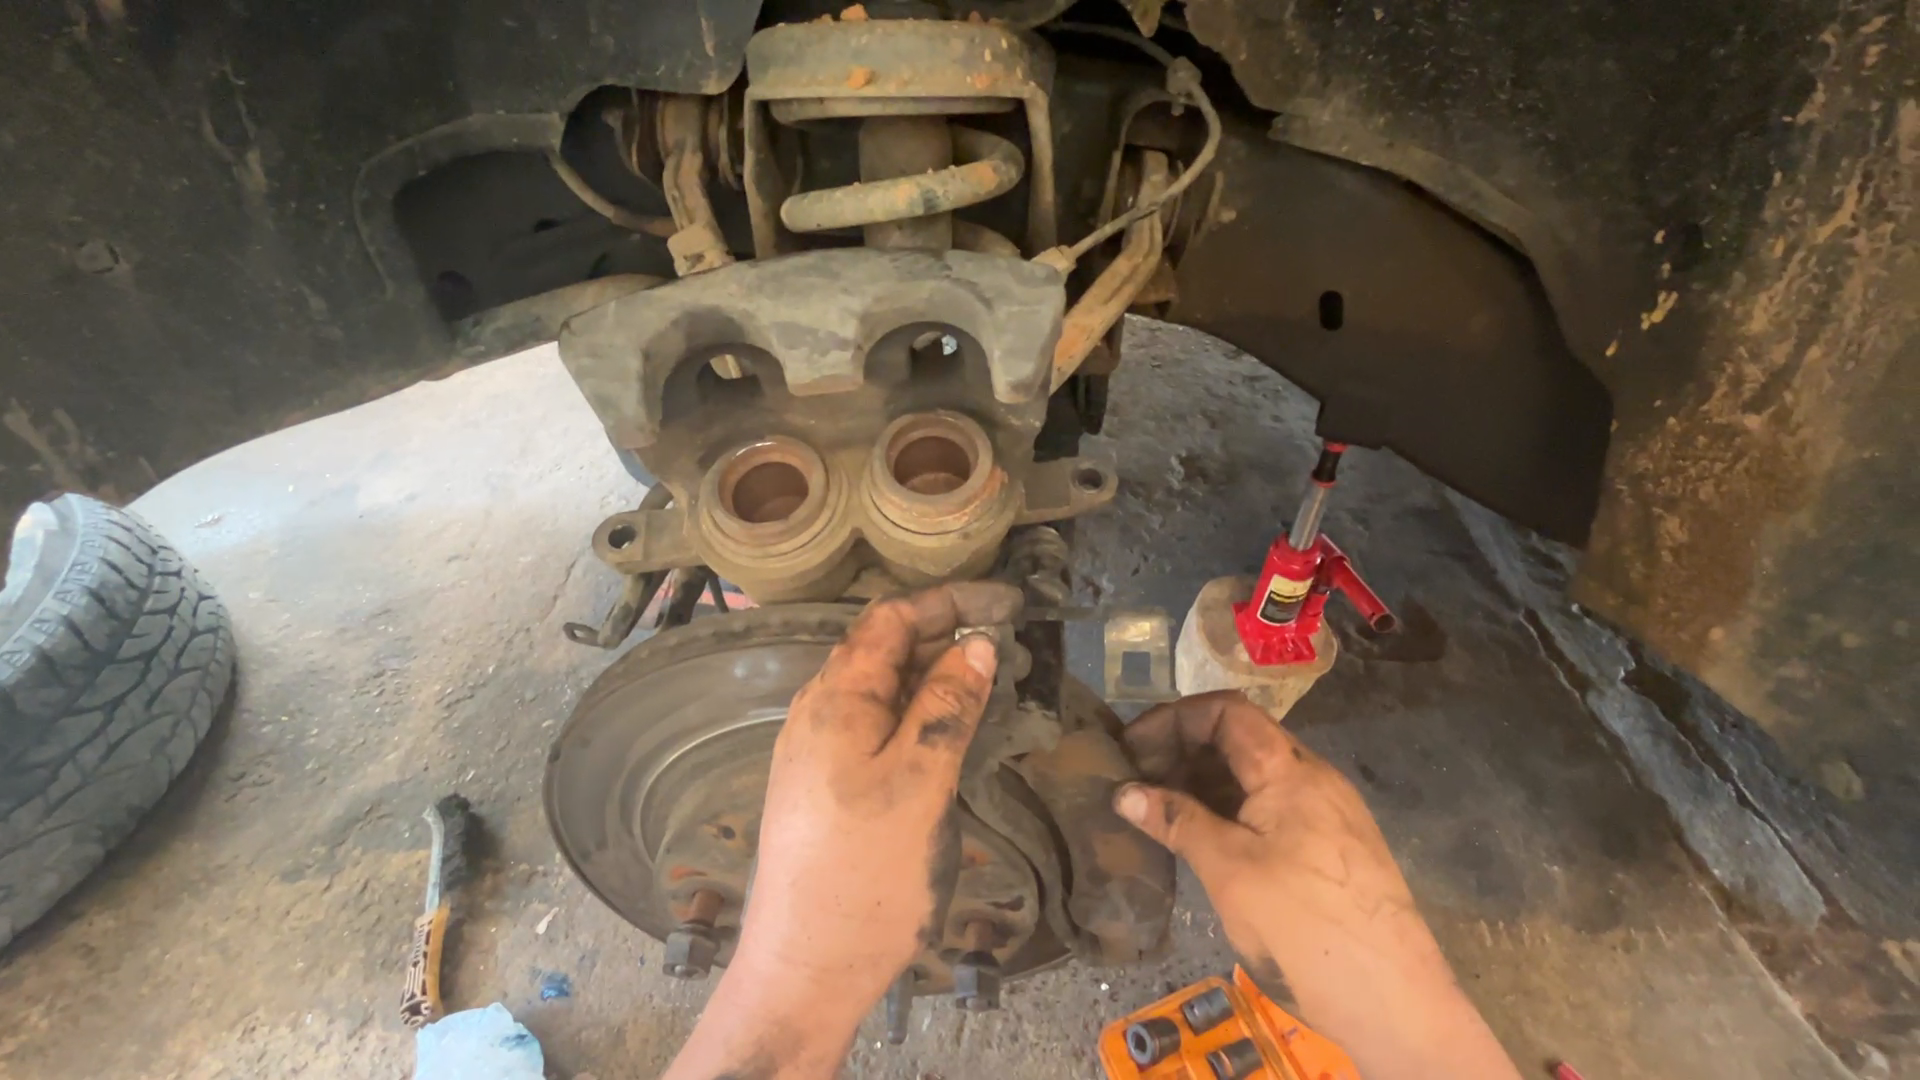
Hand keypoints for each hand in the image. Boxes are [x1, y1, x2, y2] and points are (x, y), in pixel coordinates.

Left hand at [666, 582, 1018, 1079]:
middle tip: (1005, 642)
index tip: (1002, 604)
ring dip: (931, 672)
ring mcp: (818, 746)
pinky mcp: (826, 779)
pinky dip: (915, 708)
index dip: (946, 602)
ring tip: (986, 678)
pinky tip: (946, 726)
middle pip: (883, 647)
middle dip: (943, 634)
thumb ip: (946, 707)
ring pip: (881, 685)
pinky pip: (874, 720)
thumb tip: (977, 644)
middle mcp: (820, 709)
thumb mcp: (919, 781)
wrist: (806, 965)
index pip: (890, 619)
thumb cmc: (866, 870)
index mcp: (837, 697)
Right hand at [1113, 691, 1521, 1079]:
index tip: (1133, 748)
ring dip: (1203, 783)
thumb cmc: (1304, 927)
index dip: (1175, 719)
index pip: (1227, 711)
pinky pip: (1271, 808)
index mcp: (1290, 771)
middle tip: (1138, 782)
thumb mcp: (1229, 871)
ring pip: (1255, 776)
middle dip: (1183, 751)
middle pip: (1240, 739)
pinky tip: (1203, 840)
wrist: (1400, 1009)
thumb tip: (1123, 792)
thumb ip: (1177, 822)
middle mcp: (1313, 780)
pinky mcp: (1332, 850)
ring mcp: (1327, 815)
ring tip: (1161, 811)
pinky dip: (1228, 809)